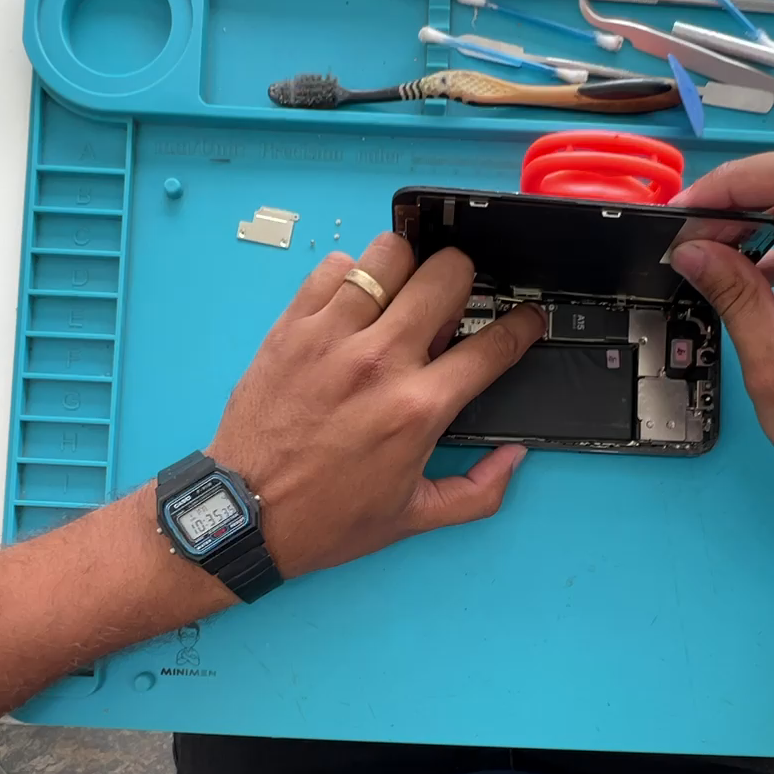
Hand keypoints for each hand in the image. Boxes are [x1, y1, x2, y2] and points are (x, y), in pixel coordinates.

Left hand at [208, 233, 544, 576]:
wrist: (248, 515)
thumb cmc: (329, 519)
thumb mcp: (414, 518)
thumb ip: (478, 492)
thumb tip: (514, 456)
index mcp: (419, 409)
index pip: (493, 345)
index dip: (522, 326)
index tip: (525, 320)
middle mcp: (380, 361)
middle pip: (448, 274)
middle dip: (466, 283)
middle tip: (452, 308)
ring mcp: (331, 336)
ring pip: (391, 254)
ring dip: (409, 270)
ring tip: (401, 298)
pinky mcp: (291, 327)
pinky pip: (334, 267)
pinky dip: (353, 277)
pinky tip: (353, 307)